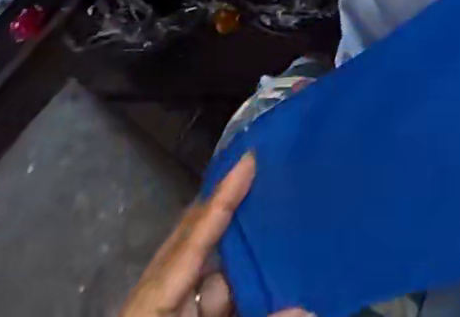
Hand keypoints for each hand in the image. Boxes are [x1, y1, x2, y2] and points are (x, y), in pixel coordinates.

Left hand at [119, 154, 308, 316]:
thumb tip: (308, 309)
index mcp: (151, 307)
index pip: (191, 244)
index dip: (222, 200)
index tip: (249, 159)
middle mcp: (158, 307)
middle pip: (197, 251)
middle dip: (233, 217)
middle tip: (270, 176)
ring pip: (211, 284)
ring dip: (247, 265)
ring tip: (284, 229)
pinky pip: (216, 304)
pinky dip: (244, 293)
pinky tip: (278, 289)